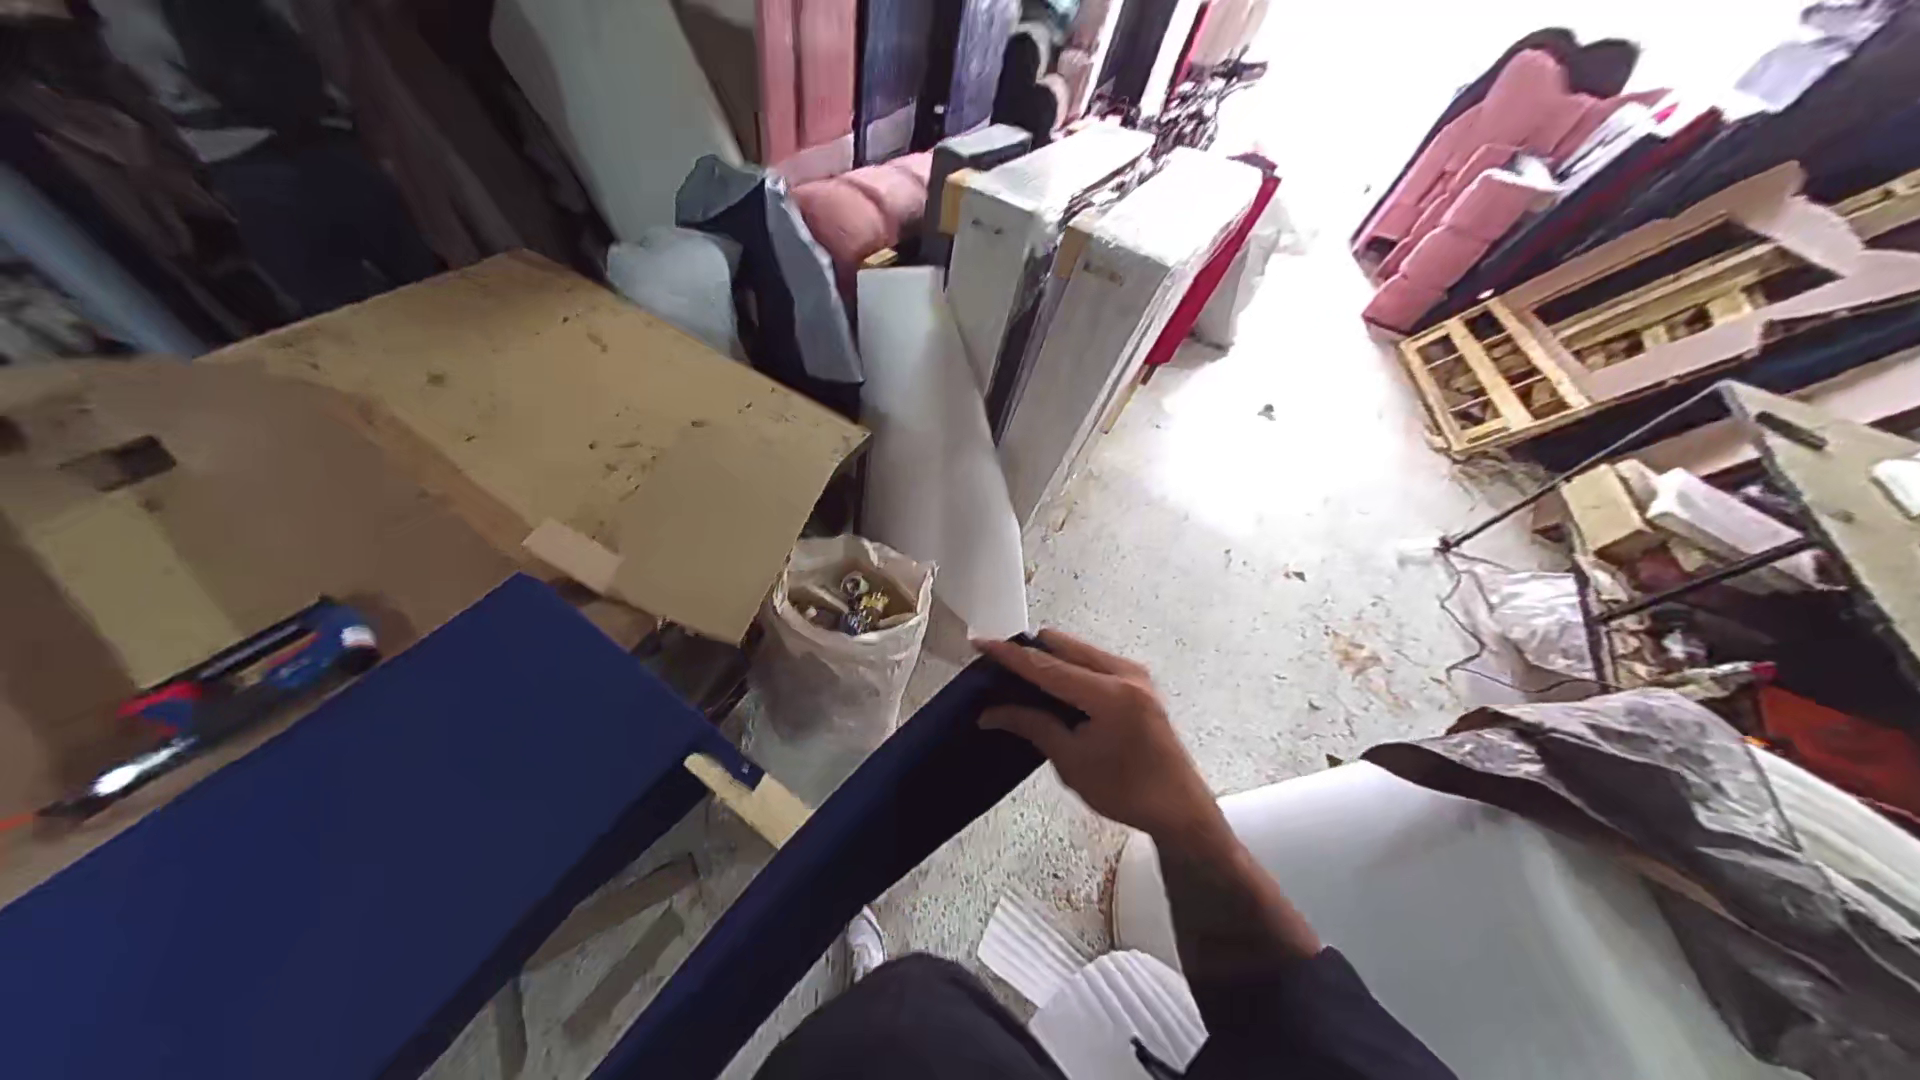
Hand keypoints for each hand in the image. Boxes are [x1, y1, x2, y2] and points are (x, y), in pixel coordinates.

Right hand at [973, 630, 1221, 839]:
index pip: (1047, 667)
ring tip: (1021, 680)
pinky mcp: (1138, 681)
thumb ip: (1032, 725)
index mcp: (1109, 694)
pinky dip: (1068, 667)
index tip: (979, 643)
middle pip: (1063, 645)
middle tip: (999, 668)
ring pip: (1078, 649)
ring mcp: (1135, 673)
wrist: (1179, 807)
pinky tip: (1053, 688)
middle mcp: (1125, 673)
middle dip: (1029, 652)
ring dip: (1049, 659)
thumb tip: (989, 712)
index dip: (1009, 655)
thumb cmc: (1125, 791)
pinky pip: (1092, 660)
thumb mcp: (1071, 761)